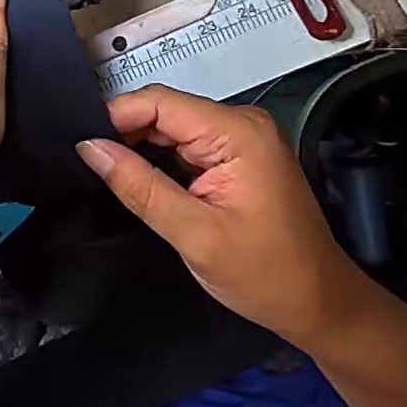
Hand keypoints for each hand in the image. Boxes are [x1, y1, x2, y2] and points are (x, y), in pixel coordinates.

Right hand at [76, 85, 363, 346]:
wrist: (321, 304)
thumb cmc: (268, 275)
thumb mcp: (194, 234)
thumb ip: (139, 187)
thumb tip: (91, 148)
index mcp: (238, 132)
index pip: (159, 102)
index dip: (116, 117)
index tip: (85, 146)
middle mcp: (242, 122)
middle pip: (165, 110)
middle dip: (127, 134)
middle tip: (96, 168)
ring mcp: (242, 136)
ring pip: (172, 126)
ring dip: (143, 147)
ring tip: (118, 178)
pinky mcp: (238, 152)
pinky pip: (187, 142)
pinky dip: (162, 158)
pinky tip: (147, 180)